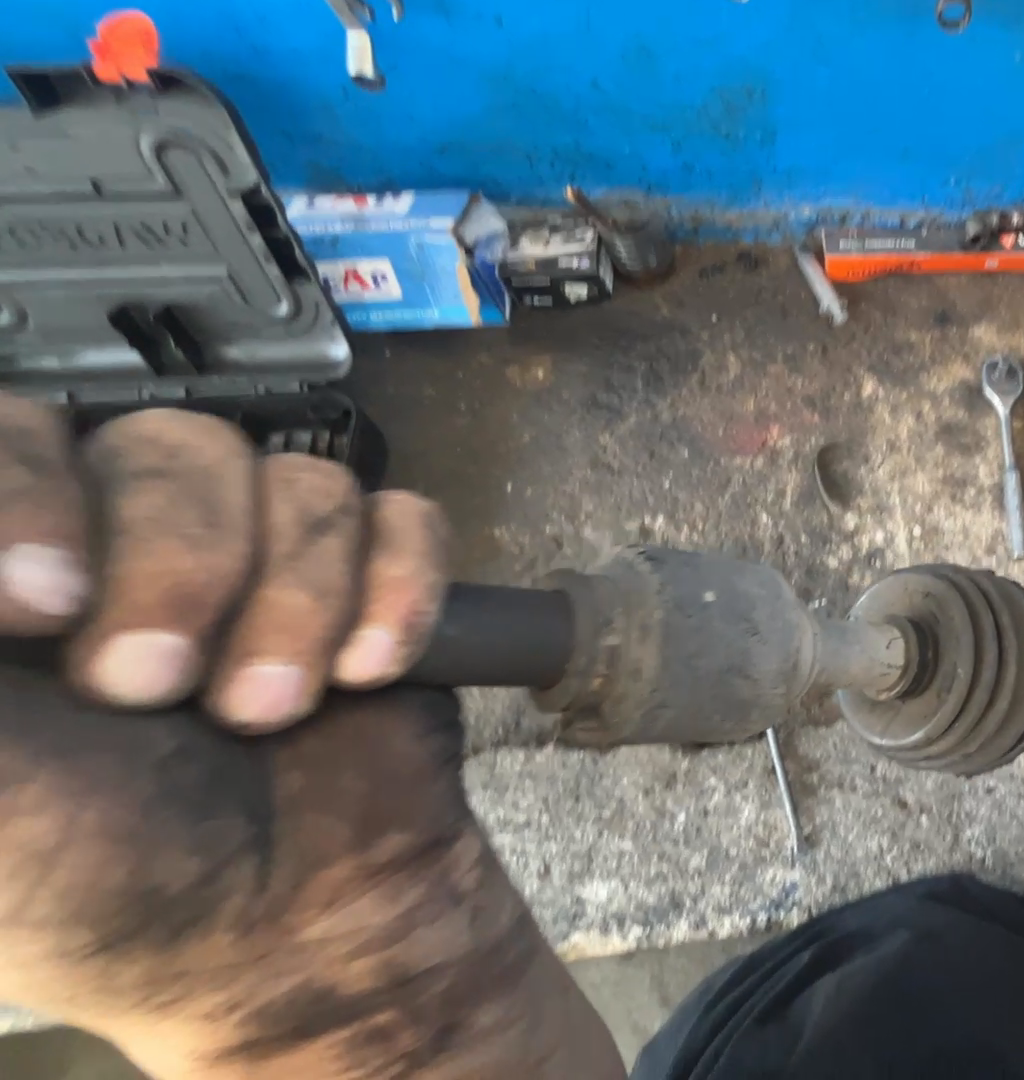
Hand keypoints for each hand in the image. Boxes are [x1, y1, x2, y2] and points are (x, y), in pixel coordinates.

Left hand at [0, 397, 621, 1078]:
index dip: (32, 493)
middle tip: (165, 688)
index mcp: (29, 570)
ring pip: (312, 485)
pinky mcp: (391, 575)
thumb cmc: (94, 867)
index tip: (39, 611)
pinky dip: (403, 589)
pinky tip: (376, 668)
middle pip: (178, 444)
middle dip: (188, 570)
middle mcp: (149, 540)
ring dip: (304, 605)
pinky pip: (411, 520)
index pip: (13, 432)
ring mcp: (287, 554)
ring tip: (281, 709)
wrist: (294, 914)